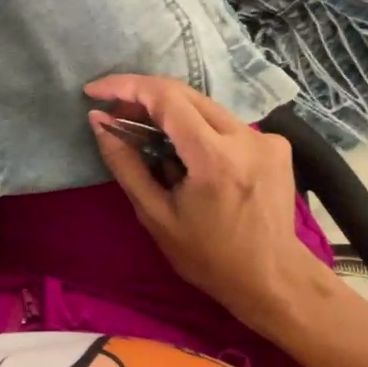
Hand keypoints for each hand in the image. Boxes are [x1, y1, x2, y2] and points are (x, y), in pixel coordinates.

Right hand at [84, 74, 335, 331]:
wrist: (275, 280)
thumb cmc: (209, 256)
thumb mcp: (154, 214)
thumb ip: (124, 162)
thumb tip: (98, 120)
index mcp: (216, 159)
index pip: (166, 98)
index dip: (125, 86)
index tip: (93, 91)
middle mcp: (246, 138)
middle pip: (184, 94)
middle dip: (141, 96)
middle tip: (111, 112)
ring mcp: (265, 139)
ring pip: (203, 105)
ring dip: (166, 109)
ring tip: (138, 129)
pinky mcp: (274, 144)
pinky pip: (221, 121)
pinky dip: (192, 124)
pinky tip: (178, 148)